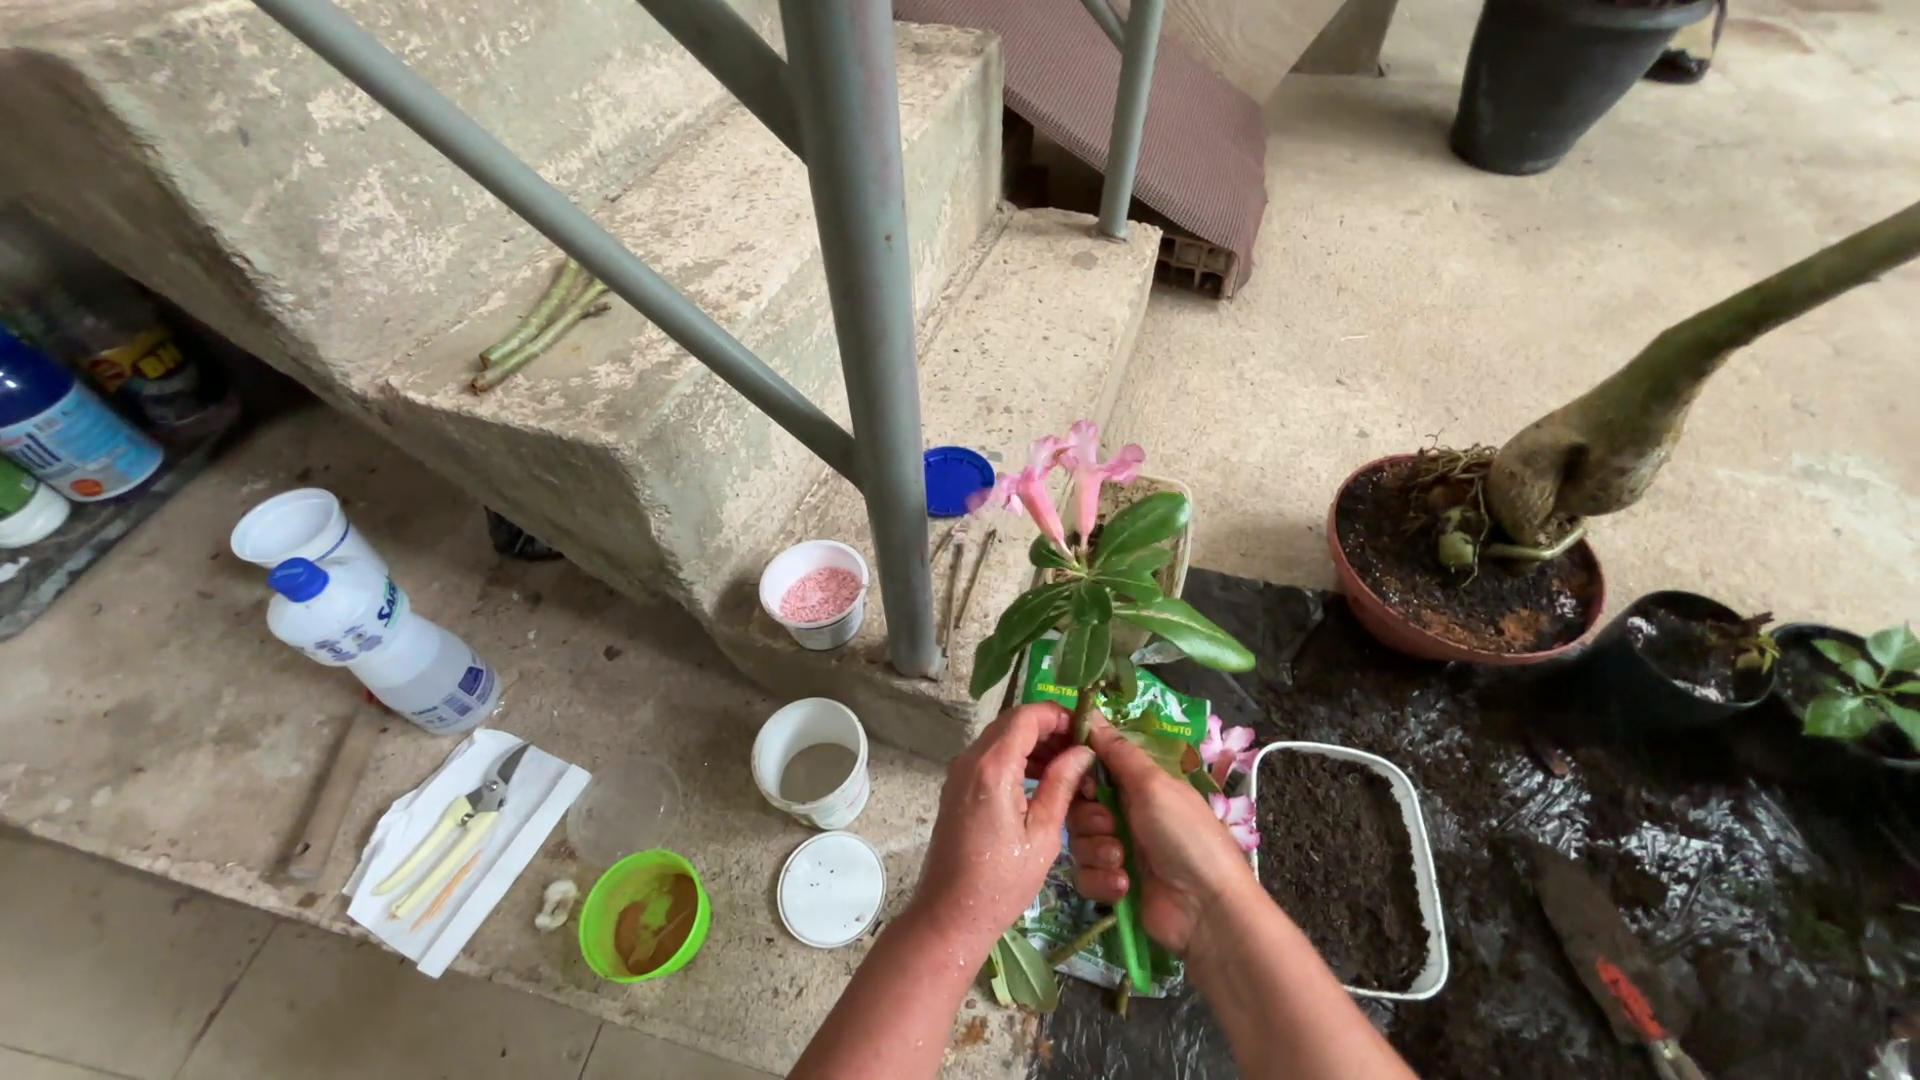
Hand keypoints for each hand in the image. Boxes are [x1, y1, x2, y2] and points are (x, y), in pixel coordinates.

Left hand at [909, 703, 1095, 955]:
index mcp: (992, 768)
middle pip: (1011, 723)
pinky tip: (1039, 781)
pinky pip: (988, 757)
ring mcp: (958, 773)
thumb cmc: (1001, 881)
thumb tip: (1082, 752)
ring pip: (999, 738)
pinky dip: (1014, 758)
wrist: (949, 914)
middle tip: (1080, 750)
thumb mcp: (1043, 834)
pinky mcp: (955, 787)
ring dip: (1032, 743)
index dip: (1057, 715)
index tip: (1084, 729)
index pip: (1026, 717)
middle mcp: (970, 761)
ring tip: (1066, 767)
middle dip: (1047, 728)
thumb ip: (1061, 785)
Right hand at [1068, 716, 1259, 954]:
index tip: (1078, 778)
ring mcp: (1118, 849)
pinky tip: (1124, 886)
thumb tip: (1091, 712)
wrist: (1205, 911)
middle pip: (1079, 805)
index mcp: (1138, 783)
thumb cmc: (1185, 837)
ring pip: (1078, 840)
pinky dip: (1101, 880)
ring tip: (1122, 861)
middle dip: (1090, 819)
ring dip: (1098, 851)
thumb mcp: (1154, 785)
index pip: (1093, 767)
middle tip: (1112, 828)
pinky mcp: (1111, 883)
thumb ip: (1119, 752)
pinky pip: (1083, 874)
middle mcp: (1125, 812)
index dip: (1080, 772)